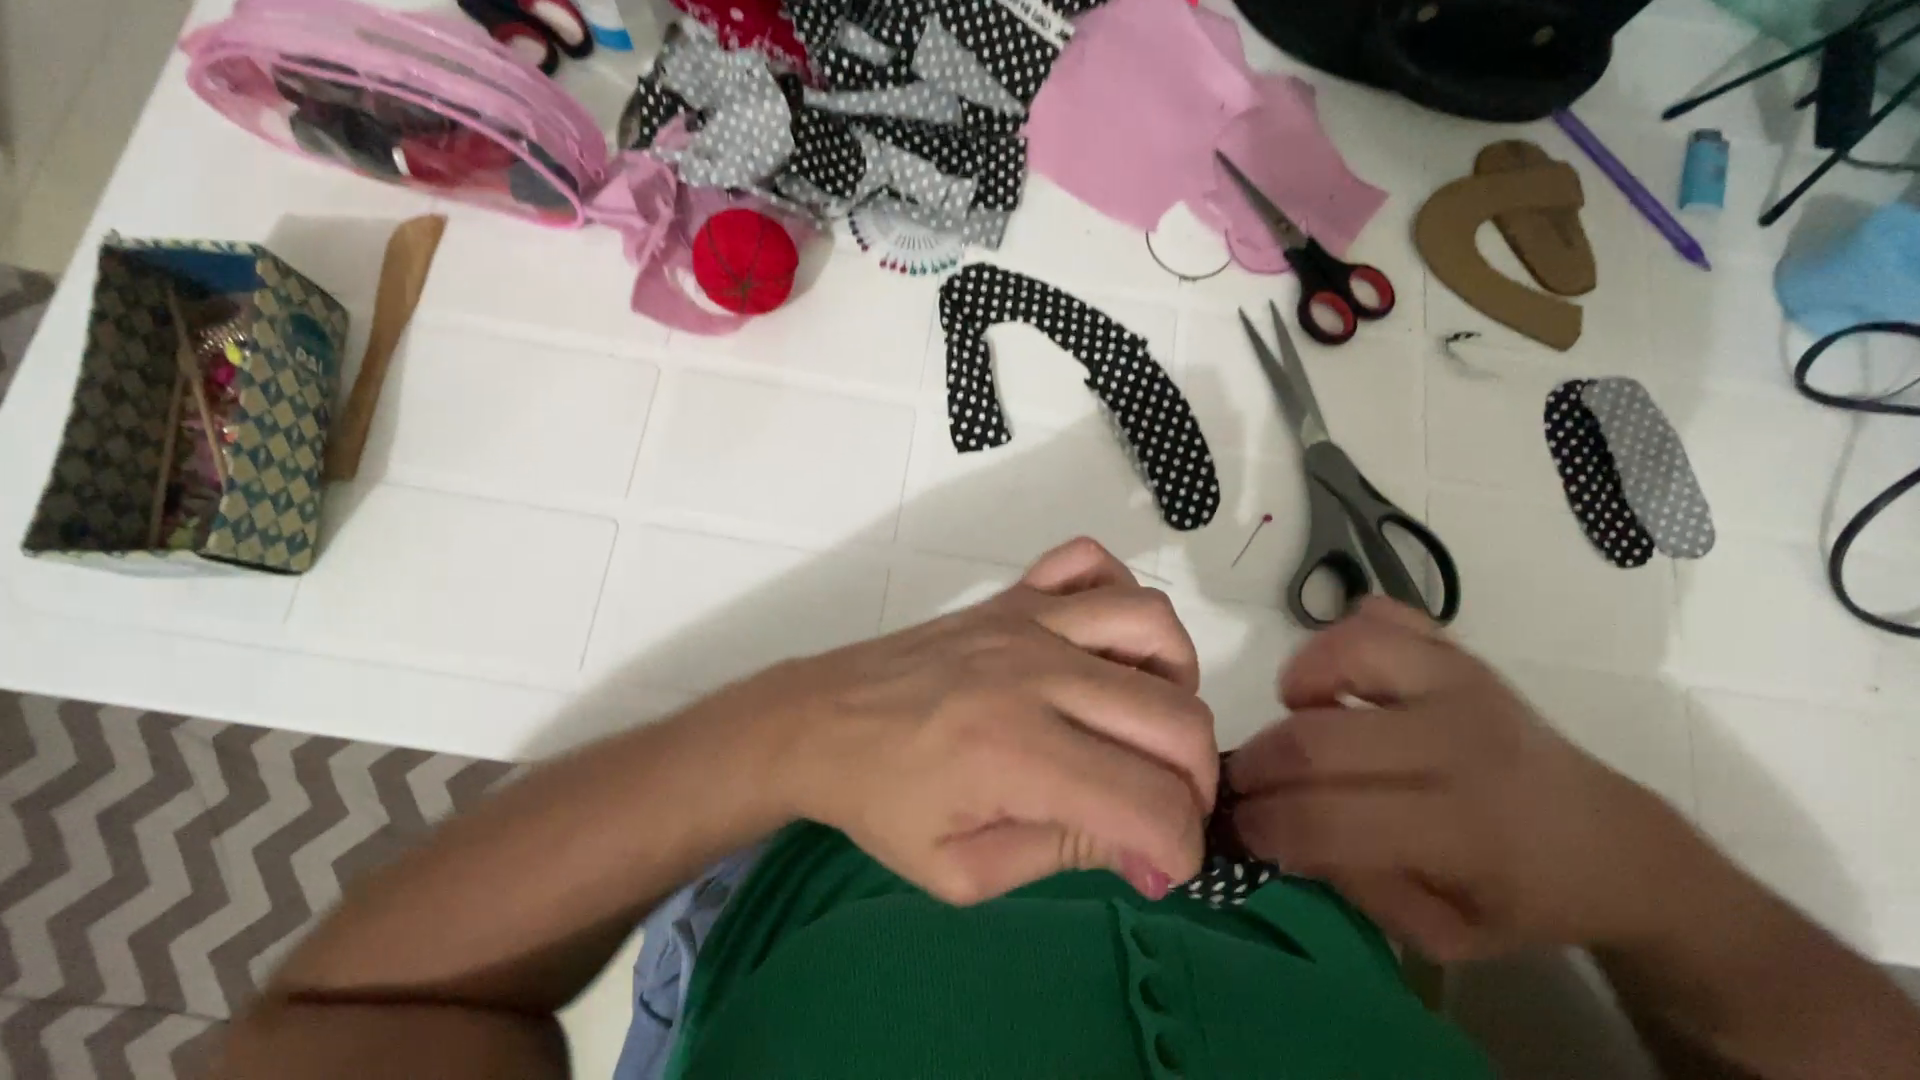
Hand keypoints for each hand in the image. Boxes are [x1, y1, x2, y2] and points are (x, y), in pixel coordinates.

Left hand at [737, 538, 1217, 905]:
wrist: (818, 723)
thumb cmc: (883, 804)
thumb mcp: (962, 870)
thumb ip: (1063, 855)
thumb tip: (1149, 851)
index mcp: (1019, 757)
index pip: (1152, 803)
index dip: (1179, 847)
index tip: (1160, 864)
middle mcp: (1036, 676)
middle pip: (1176, 718)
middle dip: (1197, 782)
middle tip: (1162, 810)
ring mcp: (1026, 623)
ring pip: (1153, 624)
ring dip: (1177, 684)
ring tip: (1148, 725)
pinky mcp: (1012, 596)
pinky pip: (1089, 561)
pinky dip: (1120, 598)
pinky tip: (1107, 648)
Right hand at [1228, 599, 1701, 961]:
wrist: (1611, 843)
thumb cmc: (1523, 897)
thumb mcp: (1444, 933)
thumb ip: (1360, 888)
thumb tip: (1284, 833)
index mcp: (1465, 829)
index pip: (1328, 818)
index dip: (1264, 824)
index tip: (1241, 828)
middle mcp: (1463, 743)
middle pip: (1318, 738)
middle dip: (1259, 764)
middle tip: (1245, 782)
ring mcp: (1465, 684)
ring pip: (1352, 650)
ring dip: (1299, 683)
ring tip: (1297, 714)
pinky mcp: (1463, 653)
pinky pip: (1386, 616)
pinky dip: (1344, 639)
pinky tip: (1342, 684)